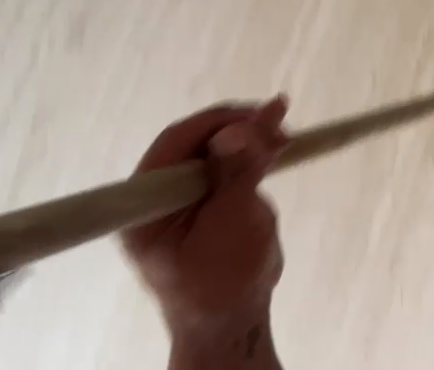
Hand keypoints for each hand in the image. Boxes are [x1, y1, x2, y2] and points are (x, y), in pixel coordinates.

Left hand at [121, 98, 290, 337]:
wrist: (234, 318)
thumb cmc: (225, 277)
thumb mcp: (232, 222)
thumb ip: (235, 172)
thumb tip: (242, 127)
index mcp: (147, 206)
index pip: (174, 143)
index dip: (217, 123)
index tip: (259, 116)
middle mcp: (159, 197)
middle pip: (197, 141)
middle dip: (240, 127)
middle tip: (281, 121)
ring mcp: (185, 198)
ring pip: (217, 148)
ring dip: (253, 136)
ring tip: (286, 134)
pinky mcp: (208, 200)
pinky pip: (229, 163)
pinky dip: (255, 151)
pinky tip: (280, 143)